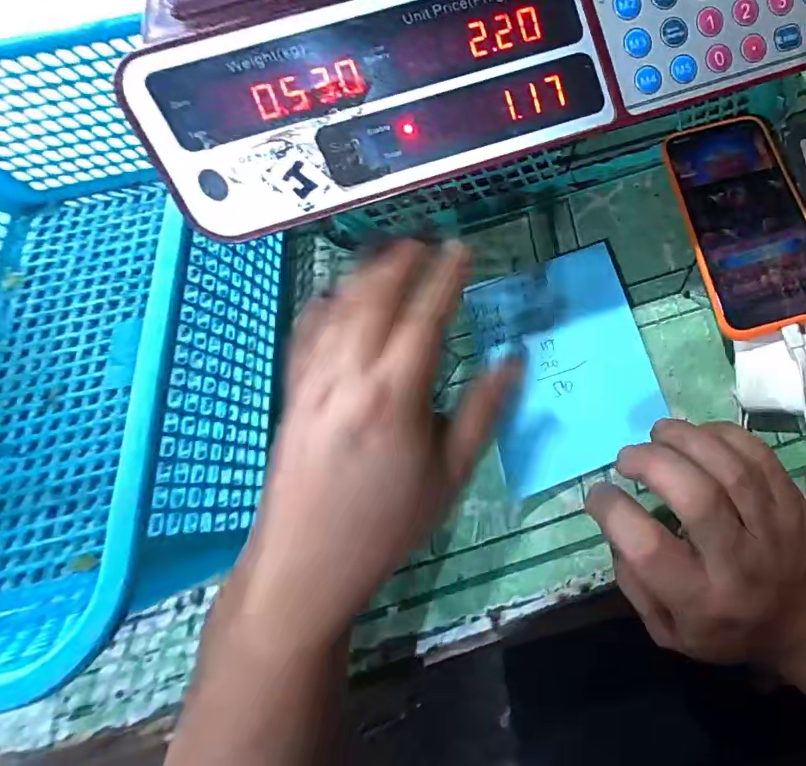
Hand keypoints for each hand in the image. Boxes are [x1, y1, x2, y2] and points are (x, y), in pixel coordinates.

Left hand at [224, 240, 521, 655]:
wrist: (303, 568)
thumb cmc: (388, 523)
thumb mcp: (451, 474)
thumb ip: (483, 411)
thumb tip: (514, 359)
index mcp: (395, 396)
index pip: (424, 318)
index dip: (445, 277)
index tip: (461, 248)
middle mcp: (349, 377)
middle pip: (375, 300)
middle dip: (402, 261)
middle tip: (425, 237)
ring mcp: (312, 383)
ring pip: (338, 309)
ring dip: (365, 272)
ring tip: (388, 248)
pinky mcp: (291, 394)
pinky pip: (305, 334)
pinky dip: (323, 304)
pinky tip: (334, 291)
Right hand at [585, 418, 805, 669]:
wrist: (802, 617)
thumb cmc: (724, 625)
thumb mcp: (669, 629)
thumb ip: (634, 581)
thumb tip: (613, 521)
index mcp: (701, 600)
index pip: (650, 549)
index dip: (615, 512)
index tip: (598, 493)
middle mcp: (739, 563)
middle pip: (696, 496)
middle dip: (653, 463)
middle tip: (628, 456)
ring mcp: (773, 527)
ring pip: (730, 467)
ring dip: (686, 438)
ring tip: (659, 433)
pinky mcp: (791, 499)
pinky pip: (757, 453)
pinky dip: (721, 434)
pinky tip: (698, 434)